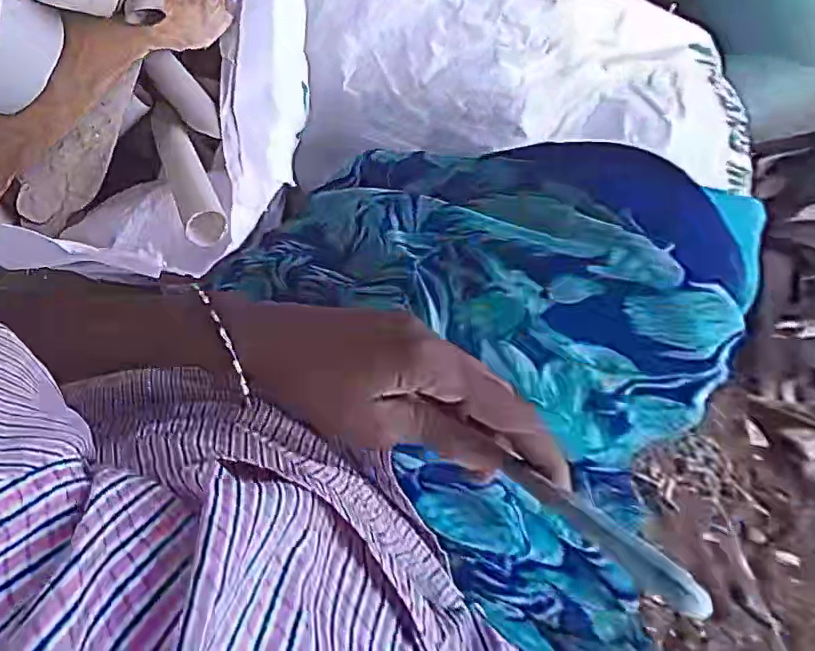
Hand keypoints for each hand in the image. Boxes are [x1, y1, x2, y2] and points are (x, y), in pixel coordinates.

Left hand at [221, 296, 569, 488]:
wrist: (254, 340)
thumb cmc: (311, 386)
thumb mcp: (376, 424)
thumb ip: (442, 436)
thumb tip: (496, 459)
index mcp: (430, 355)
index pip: (505, 404)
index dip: (539, 446)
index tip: (560, 488)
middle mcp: (426, 333)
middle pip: (489, 387)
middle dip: (511, 433)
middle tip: (520, 481)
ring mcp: (404, 325)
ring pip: (463, 376)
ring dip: (479, 416)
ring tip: (481, 460)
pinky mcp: (385, 328)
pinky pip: (435, 366)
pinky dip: (450, 397)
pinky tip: (444, 424)